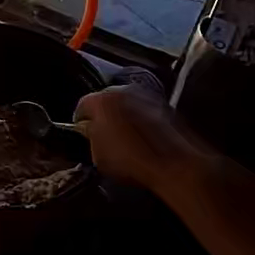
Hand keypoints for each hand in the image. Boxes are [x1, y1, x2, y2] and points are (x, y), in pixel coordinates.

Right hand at [72, 85, 204, 188]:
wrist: (175, 164)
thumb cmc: (131, 161)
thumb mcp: (98, 155)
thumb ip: (90, 136)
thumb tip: (90, 130)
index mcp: (101, 100)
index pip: (81, 106)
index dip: (80, 122)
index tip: (82, 134)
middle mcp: (123, 90)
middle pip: (104, 101)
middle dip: (102, 115)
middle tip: (102, 136)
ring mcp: (146, 96)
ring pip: (125, 103)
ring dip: (122, 116)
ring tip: (123, 138)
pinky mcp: (164, 105)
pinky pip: (143, 110)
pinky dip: (139, 119)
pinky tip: (141, 138)